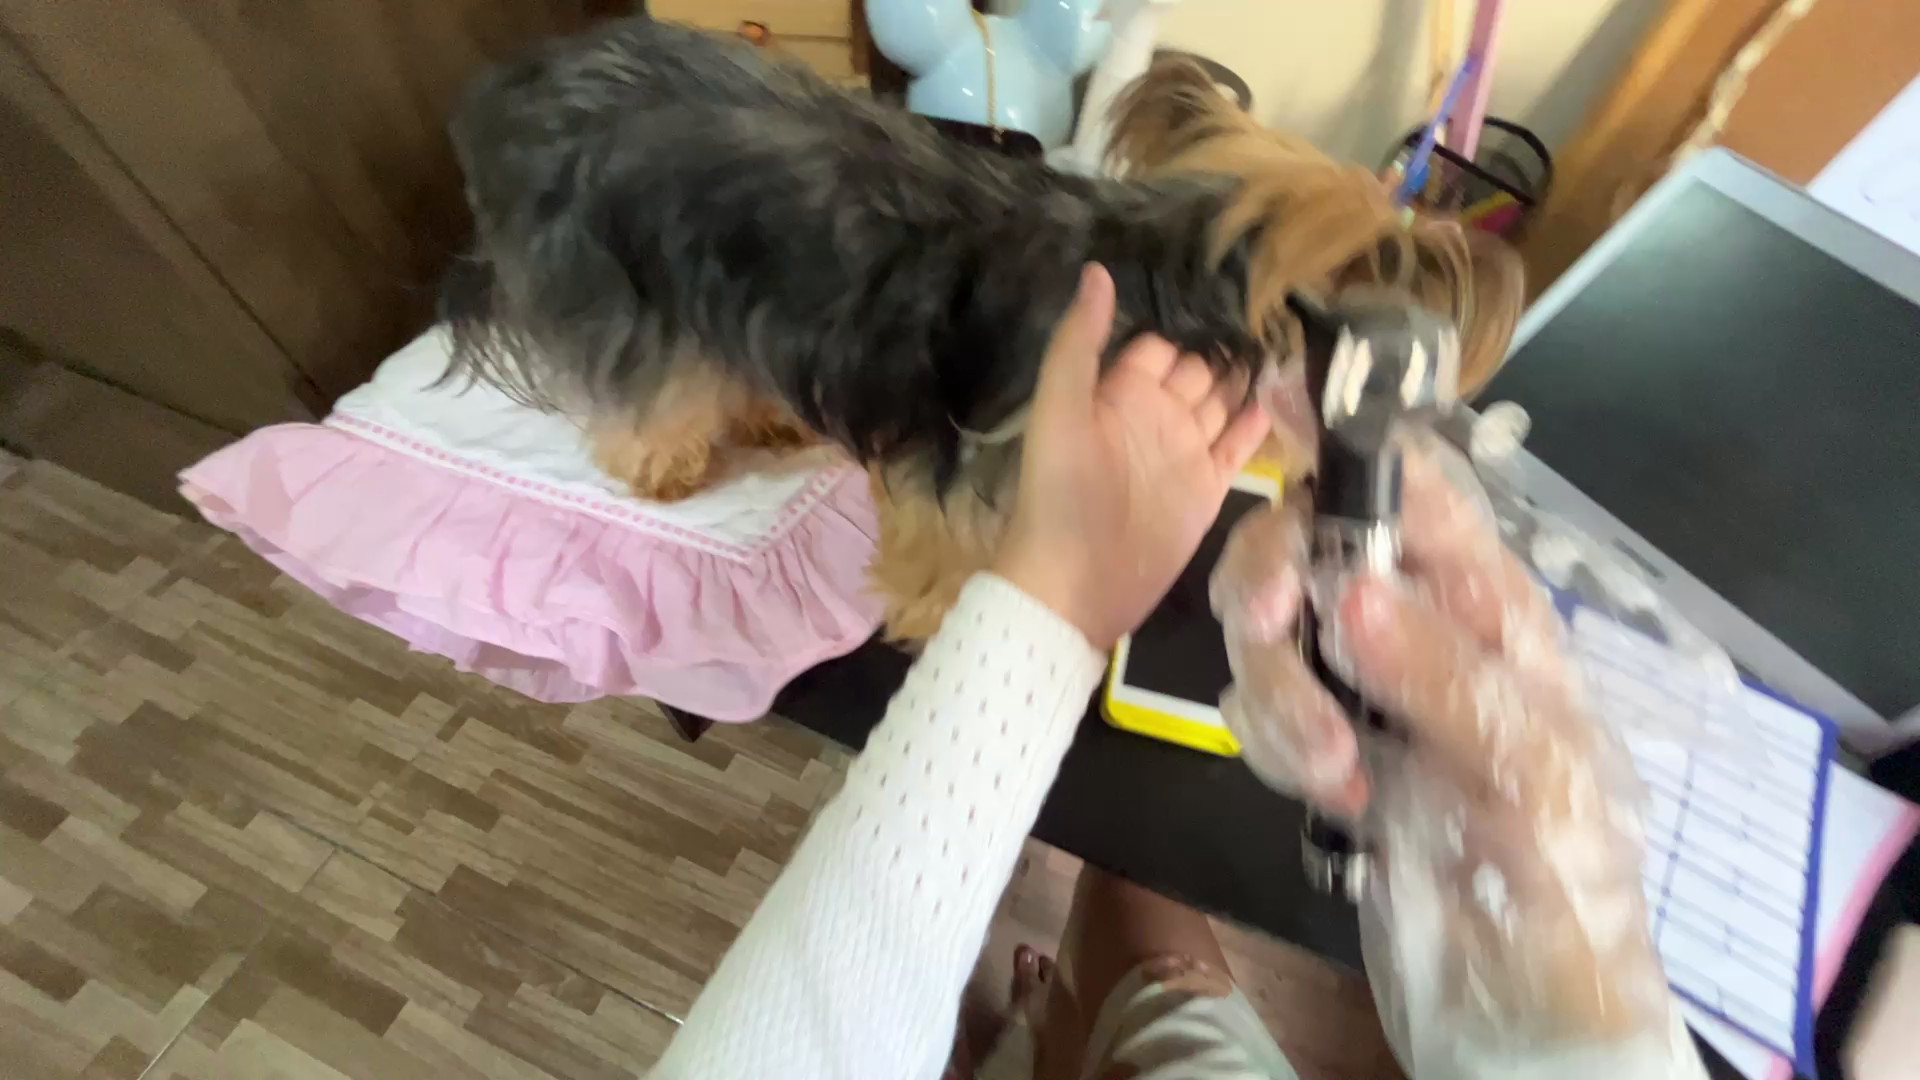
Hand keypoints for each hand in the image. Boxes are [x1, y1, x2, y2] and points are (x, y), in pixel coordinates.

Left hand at [994, 264, 1269, 649]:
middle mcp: (1154, 418)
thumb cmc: (1061, 493)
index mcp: (1118, 394)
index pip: (1158, 347)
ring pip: (1222, 405)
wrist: (1076, 583)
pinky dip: (1255, 426)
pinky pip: (1236, 448)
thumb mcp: (1060, 411)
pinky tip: (1282, 398)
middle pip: (1198, 372)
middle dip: (1226, 348)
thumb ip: (1077, 344)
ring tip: (1293, 345)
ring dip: (1248, 381)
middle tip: (1280, 311)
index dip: (1184, 324)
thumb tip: (1096, 271)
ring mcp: (1183, 454)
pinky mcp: (1207, 489)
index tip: (1230, 287)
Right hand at [1212, 441, 1669, 1046]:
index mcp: (1477, 601)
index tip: (1272, 395)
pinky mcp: (1300, 728)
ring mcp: (1342, 677)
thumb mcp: (1524, 765)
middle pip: (1294, 546)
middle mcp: (1398, 621)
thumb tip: (1346, 587)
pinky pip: (1244, 701)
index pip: (1404, 488)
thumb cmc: (1551, 869)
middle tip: (1271, 628)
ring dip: (1275, 696)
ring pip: (1257, 629)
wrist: (1503, 985)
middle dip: (1267, 584)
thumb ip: (1438, 670)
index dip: (1339, 434)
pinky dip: (1268, 742)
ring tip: (1332, 772)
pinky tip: (1331, 795)